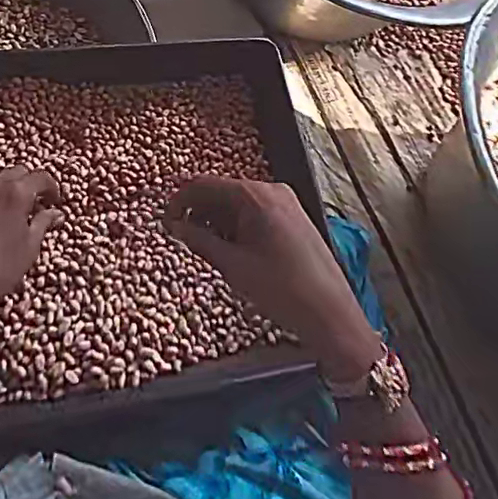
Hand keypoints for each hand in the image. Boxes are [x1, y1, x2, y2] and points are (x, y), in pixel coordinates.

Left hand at [0, 167, 63, 365]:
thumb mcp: (29, 248)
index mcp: (15, 193)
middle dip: (30, 184)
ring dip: (9, 190)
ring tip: (16, 213)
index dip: (52, 187)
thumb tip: (54, 213)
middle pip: (17, 173)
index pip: (41, 177)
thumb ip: (43, 224)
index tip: (55, 199)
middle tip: (38, 203)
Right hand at [163, 176, 382, 380]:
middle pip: (222, 191)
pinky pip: (255, 212)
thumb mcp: (233, 265)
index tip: (166, 222)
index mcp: (256, 195)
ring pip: (238, 203)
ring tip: (205, 249)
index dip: (180, 201)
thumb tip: (173, 226)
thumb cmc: (281, 288)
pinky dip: (237, 226)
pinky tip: (230, 249)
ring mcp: (286, 202)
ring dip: (217, 221)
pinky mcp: (293, 217)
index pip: (205, 185)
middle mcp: (272, 190)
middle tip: (181, 239)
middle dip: (199, 212)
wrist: (331, 313)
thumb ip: (199, 240)